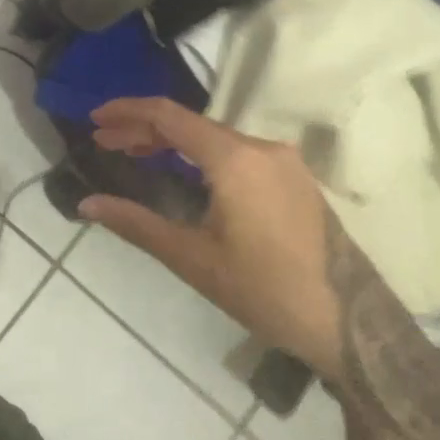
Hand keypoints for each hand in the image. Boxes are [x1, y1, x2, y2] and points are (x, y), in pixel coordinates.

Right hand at [81, 97, 344, 381]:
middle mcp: (262, 150)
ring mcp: (285, 165)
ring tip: (135, 154)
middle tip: (104, 142)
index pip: (168, 115)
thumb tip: (85, 203)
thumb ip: (134, 222)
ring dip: (170, 141)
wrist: (354, 329)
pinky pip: (236, 152)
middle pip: (189, 123)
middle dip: (142, 128)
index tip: (94, 118)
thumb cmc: (266, 290)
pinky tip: (180, 170)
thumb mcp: (191, 258)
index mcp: (235, 160)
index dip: (126, 111)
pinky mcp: (295, 182)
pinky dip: (199, 153)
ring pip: (213, 137)